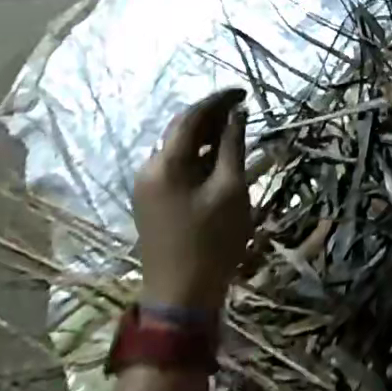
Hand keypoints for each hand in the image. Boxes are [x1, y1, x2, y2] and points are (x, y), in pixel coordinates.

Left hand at [133, 89, 251, 311]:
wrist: (180, 298)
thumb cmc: (211, 241)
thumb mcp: (231, 189)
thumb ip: (233, 145)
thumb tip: (237, 113)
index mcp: (165, 164)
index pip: (192, 117)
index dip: (219, 100)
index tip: (244, 93)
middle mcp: (149, 169)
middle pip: (181, 129)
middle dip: (211, 114)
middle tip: (242, 108)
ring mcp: (147, 186)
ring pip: (178, 147)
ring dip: (205, 134)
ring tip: (235, 128)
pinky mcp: (152, 201)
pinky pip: (176, 165)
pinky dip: (198, 154)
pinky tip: (219, 156)